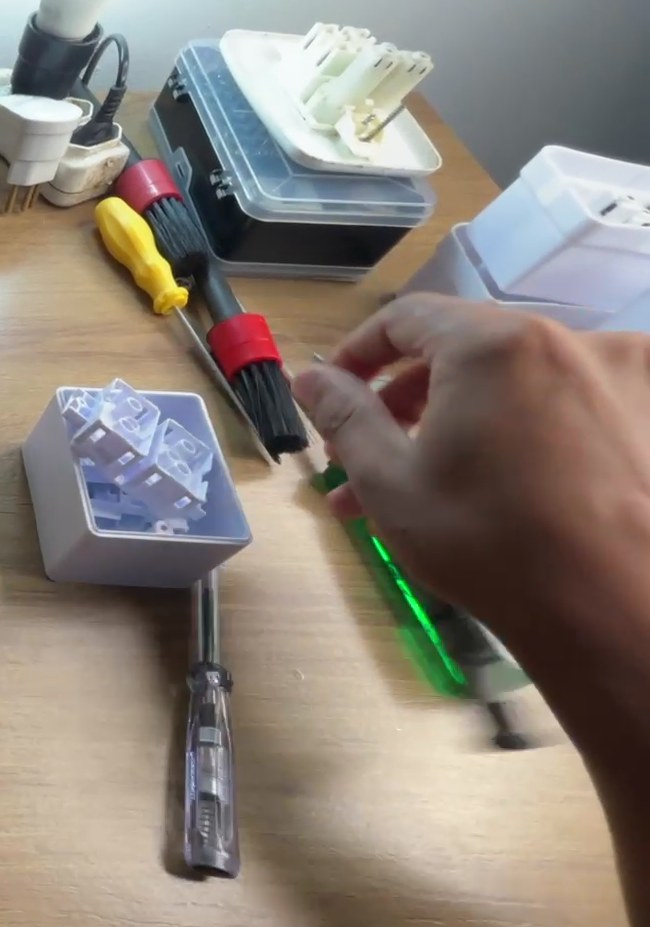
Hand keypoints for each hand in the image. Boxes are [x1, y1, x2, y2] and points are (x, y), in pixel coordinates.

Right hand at [292, 294, 649, 659]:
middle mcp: (579, 343)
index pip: (408, 318)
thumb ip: (343, 413)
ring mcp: (636, 378)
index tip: (328, 397)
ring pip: (512, 385)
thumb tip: (309, 376)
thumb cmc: (483, 537)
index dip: (355, 353)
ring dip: (452, 423)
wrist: (623, 609)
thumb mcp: (384, 475)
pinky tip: (491, 486)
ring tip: (416, 486)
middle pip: (462, 351)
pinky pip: (564, 407)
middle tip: (361, 456)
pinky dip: (513, 433)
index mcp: (499, 347)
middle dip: (400, 400)